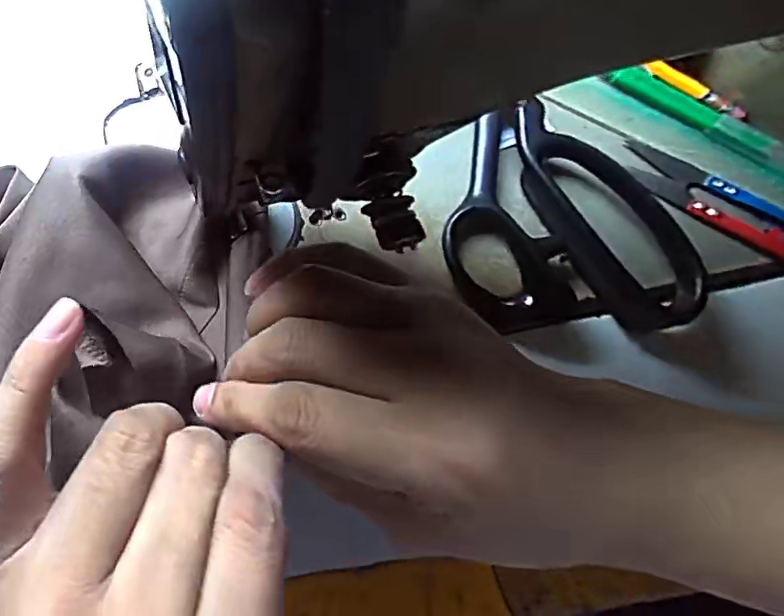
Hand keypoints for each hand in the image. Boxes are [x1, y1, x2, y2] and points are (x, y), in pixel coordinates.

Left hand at [0, 297, 286, 614]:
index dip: (262, 467)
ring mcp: (41, 582)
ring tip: (160, 449)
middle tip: (205, 469)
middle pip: (192, 468)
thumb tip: (257, 467)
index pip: (250, 522)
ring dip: (160, 425)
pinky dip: (34, 373)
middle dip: (211, 449)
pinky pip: (9, 446)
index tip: (258, 454)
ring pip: (129, 439)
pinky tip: (68, 319)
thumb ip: (251, 577)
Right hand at [192, 244, 654, 568]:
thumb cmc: (507, 512)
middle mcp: (426, 361)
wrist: (577, 450)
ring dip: (266, 310)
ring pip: (316, 286)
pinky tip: (271, 285)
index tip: (206, 410)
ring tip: (248, 341)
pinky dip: (299, 264)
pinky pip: (346, 257)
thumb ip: (332, 470)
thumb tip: (260, 421)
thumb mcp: (415, 525)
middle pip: (303, 339)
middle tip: (227, 386)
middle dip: (248, 362)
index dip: (244, 407)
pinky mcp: (425, 286)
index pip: (308, 410)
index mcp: (431, 442)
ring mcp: (425, 309)